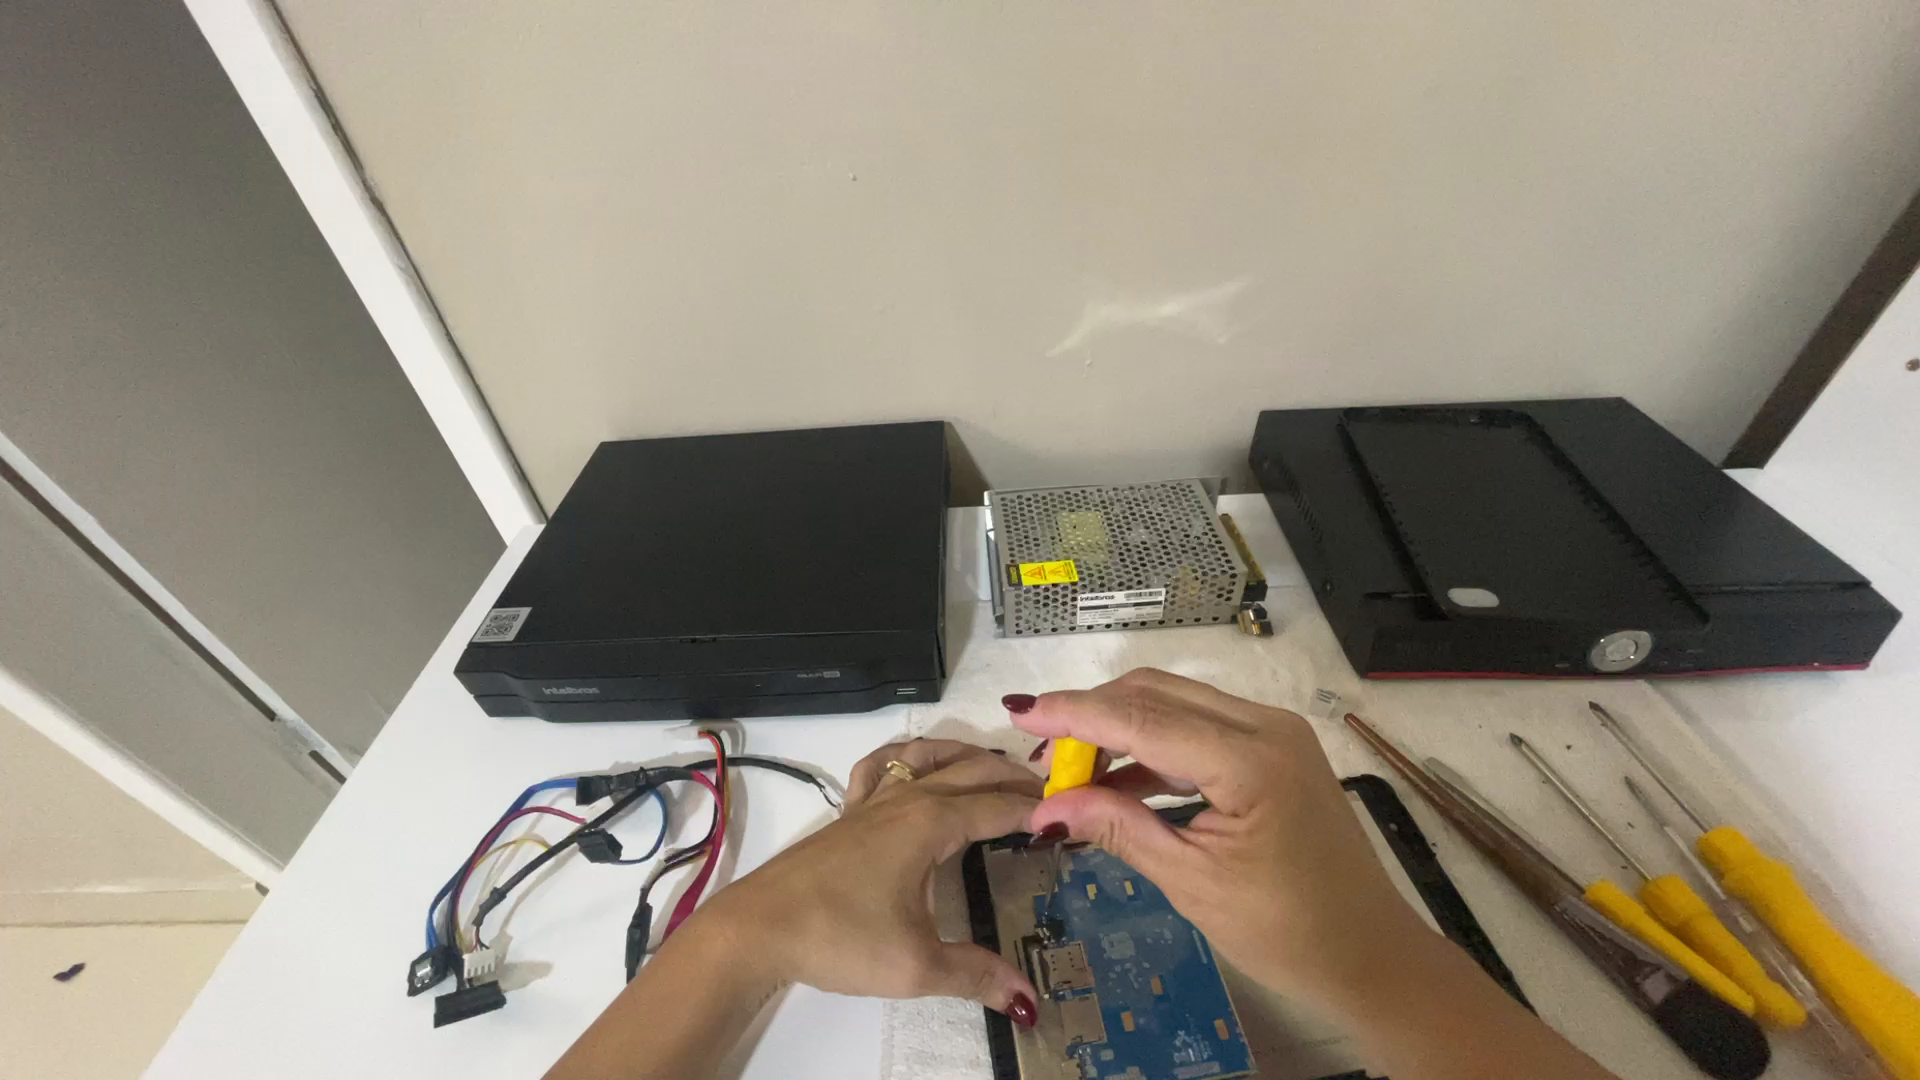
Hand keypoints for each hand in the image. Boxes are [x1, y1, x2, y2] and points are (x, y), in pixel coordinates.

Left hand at [697, 739, 1043, 1021]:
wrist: (761, 926)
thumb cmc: (842, 938)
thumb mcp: (915, 965)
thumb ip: (975, 976)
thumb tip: (1029, 1001)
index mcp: (932, 823)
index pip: (997, 807)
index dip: (1035, 810)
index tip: (1069, 814)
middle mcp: (909, 797)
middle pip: (972, 772)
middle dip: (1013, 779)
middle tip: (1048, 795)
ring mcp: (876, 797)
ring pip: (931, 755)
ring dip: (968, 755)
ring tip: (995, 769)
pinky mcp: (850, 808)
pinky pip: (885, 763)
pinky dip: (910, 755)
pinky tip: (916, 766)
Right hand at [1011, 669, 1435, 1005]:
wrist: (1374, 957)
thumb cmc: (1287, 933)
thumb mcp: (1191, 882)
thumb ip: (1116, 828)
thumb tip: (1042, 809)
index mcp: (1251, 760)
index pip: (1142, 719)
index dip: (1074, 714)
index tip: (1019, 712)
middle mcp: (1264, 724)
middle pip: (1153, 693)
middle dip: (1091, 717)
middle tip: (1043, 759)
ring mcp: (1270, 728)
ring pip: (1171, 702)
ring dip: (1117, 727)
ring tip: (1070, 770)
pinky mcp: (1268, 743)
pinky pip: (1193, 724)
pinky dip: (1149, 744)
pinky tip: (1115, 779)